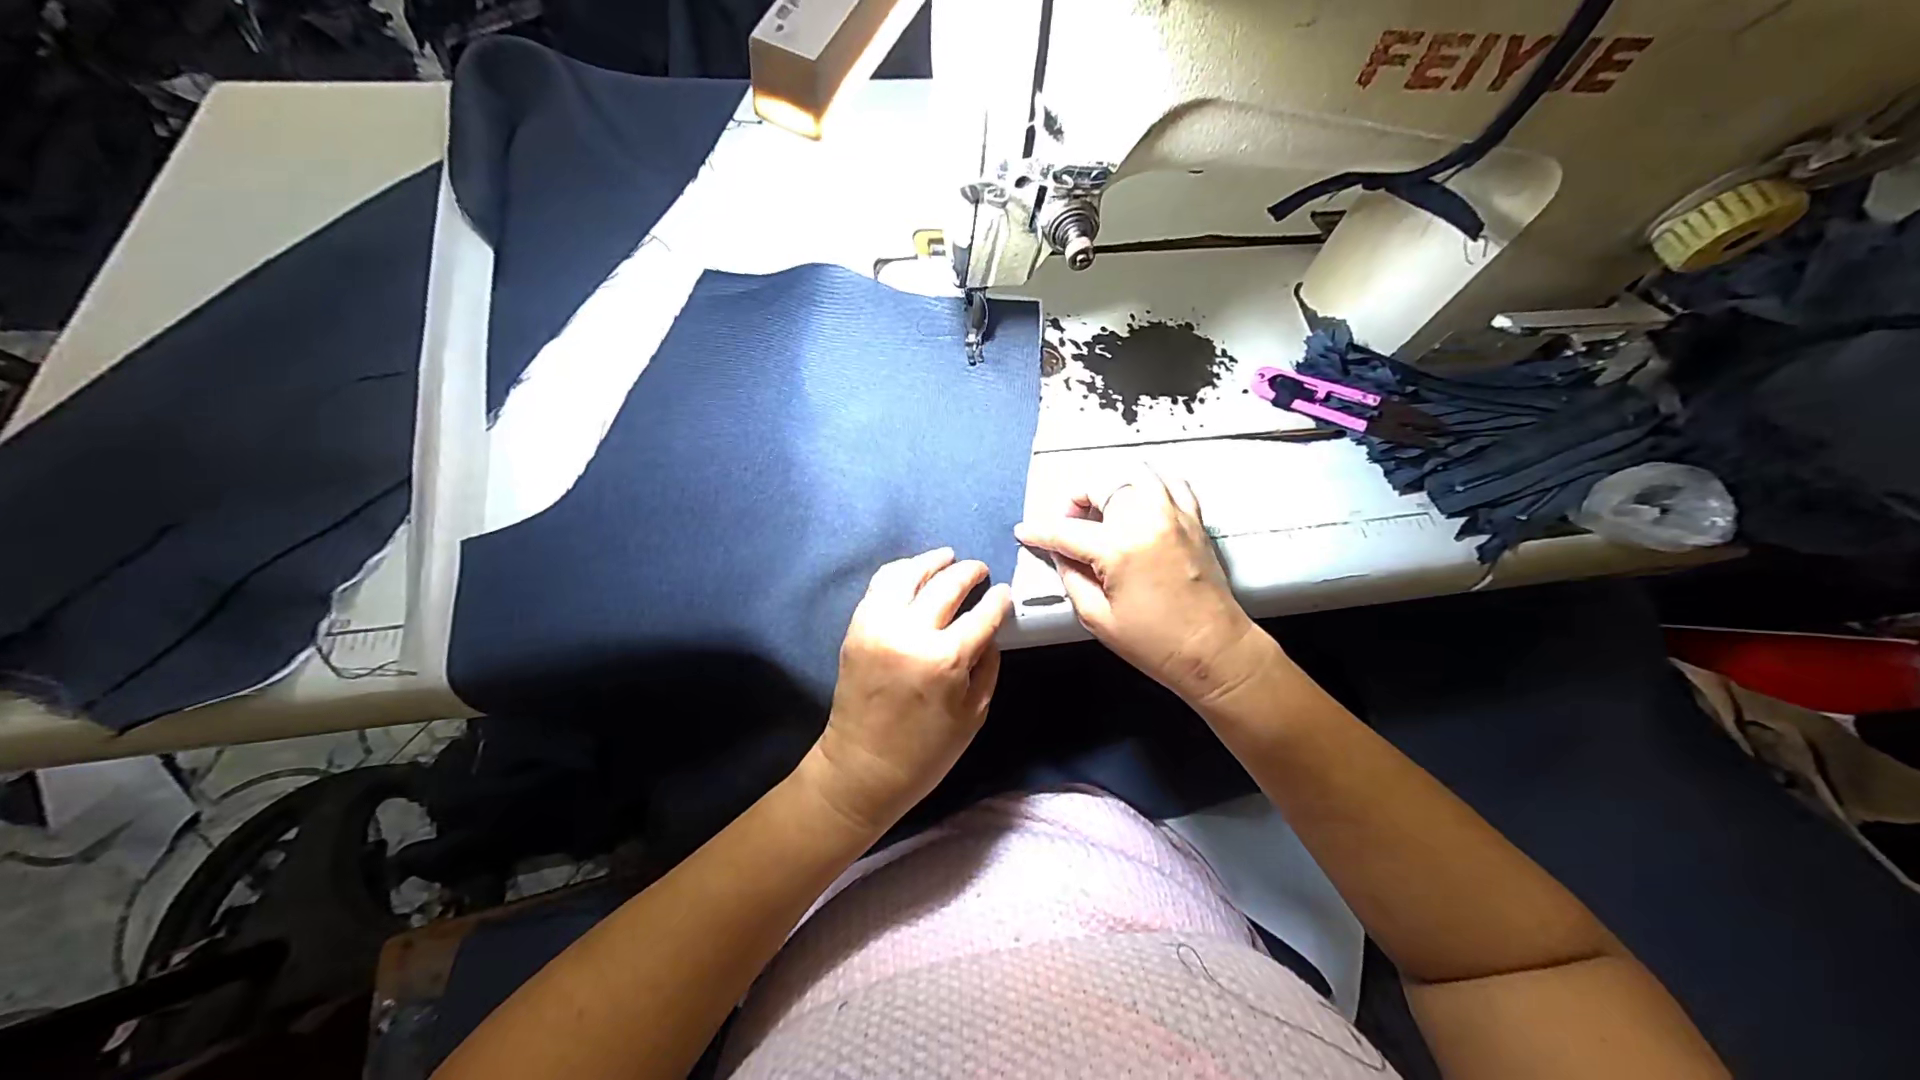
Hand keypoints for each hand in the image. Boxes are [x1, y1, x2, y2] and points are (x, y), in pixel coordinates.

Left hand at [802, 548, 1012, 833]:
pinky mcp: (857, 626)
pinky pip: (880, 585)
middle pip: (947, 584)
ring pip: (908, 573)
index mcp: (946, 660)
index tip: (1004, 594)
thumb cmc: (926, 752)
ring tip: (947, 558)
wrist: (862, 768)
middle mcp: (911, 633)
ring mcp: (878, 625)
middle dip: (969, 572)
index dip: (999, 600)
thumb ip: (987, 666)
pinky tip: (915, 573)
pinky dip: (901, 572)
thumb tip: (990, 632)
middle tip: (980, 571)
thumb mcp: (974, 714)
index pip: (983, 614)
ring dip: (932, 561)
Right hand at [1014, 467, 1264, 703]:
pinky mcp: (1194, 521)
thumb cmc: (1160, 644)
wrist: (1214, 651)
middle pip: (1100, 485)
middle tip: (1068, 523)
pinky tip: (1138, 504)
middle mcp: (1148, 522)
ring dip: (1110, 486)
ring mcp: (1175, 517)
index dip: (1040, 532)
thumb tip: (1062, 556)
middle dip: (1076, 499)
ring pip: (1134, 473)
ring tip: (1101, 509)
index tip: (1027, 532)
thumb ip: (1072, 579)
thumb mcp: (1098, 618)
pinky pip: (1170, 483)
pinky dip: (1149, 486)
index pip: (1066, 531)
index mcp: (1120, 549)